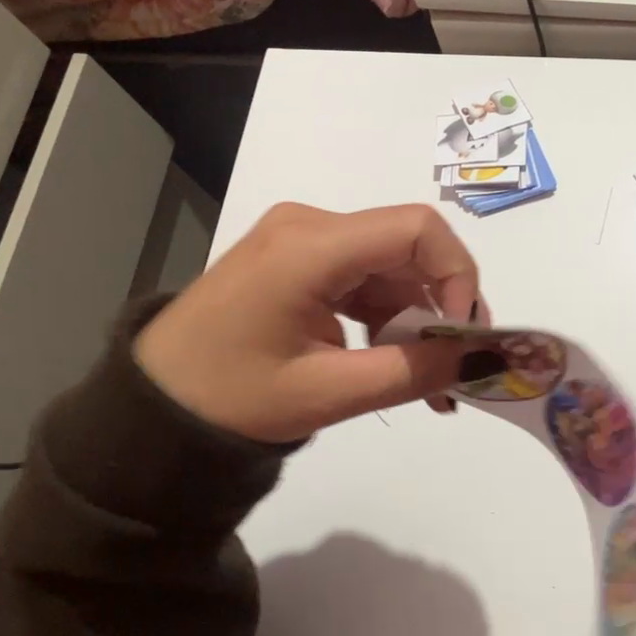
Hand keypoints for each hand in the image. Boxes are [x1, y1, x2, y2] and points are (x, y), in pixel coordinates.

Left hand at [135, 203, 484, 443]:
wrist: (152, 408)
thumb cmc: (231, 398)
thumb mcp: (330, 392)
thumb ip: (414, 371)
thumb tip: (482, 359)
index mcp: (310, 246)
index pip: (418, 229)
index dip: (456, 275)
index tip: (462, 335)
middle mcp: (311, 227)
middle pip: (409, 247)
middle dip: (444, 305)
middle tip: (460, 366)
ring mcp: (304, 242)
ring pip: (394, 267)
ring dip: (421, 319)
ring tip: (432, 381)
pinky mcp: (301, 263)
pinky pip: (368, 279)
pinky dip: (392, 318)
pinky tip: (400, 363)